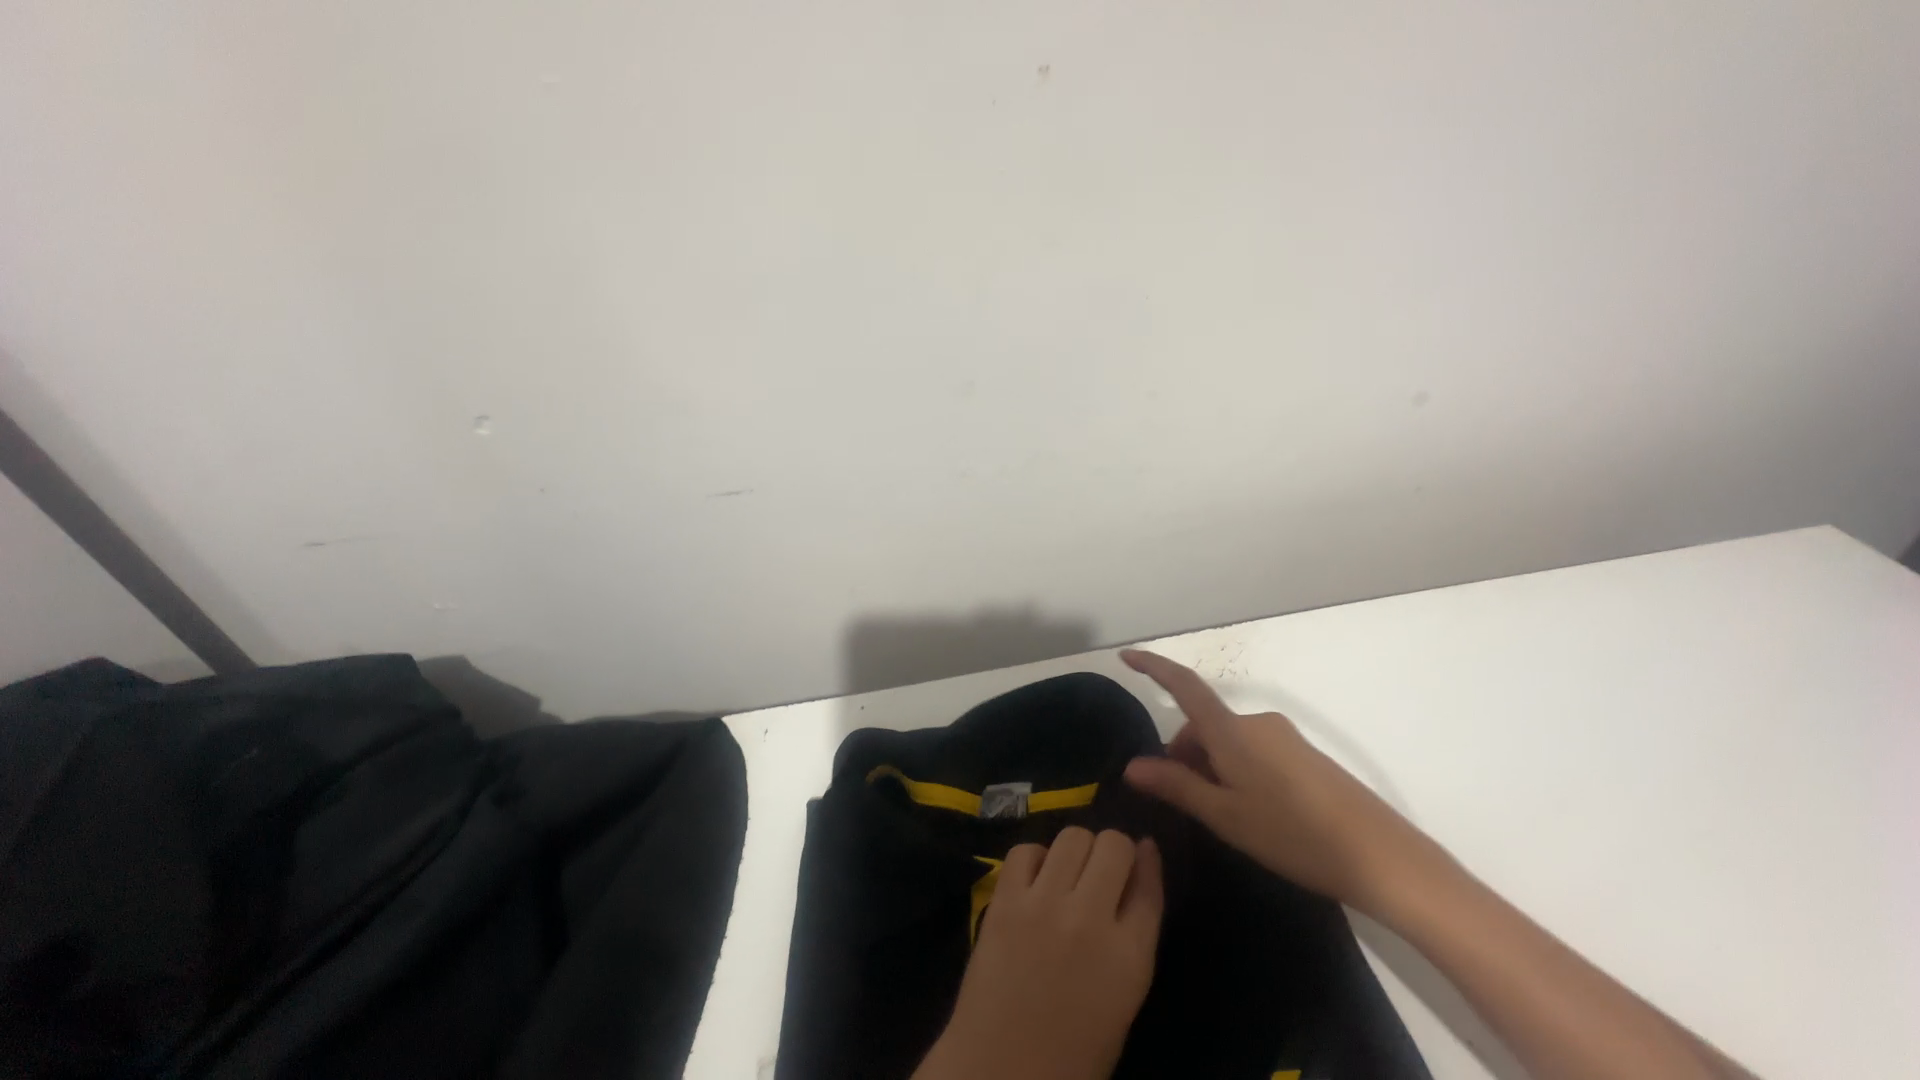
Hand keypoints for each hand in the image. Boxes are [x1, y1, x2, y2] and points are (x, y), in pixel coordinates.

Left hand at [912, 828, 1163, 1079]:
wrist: (1001, 1070)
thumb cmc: (1074, 1045)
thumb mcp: (1125, 994)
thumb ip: (1137, 929)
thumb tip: (1143, 862)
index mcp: (1130, 955)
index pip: (1149, 882)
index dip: (1146, 861)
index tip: (1141, 855)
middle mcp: (1090, 919)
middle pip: (1113, 845)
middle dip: (1112, 851)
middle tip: (1099, 874)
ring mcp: (1043, 906)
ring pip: (1072, 836)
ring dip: (1076, 849)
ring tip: (1067, 874)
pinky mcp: (1004, 903)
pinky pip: (1026, 850)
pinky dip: (1036, 858)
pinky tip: (1035, 881)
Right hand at [1119, 649, 1443, 913]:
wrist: (1378, 855)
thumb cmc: (1292, 834)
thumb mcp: (1225, 815)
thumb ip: (1177, 786)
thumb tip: (1132, 765)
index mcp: (1232, 732)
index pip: (1185, 687)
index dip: (1154, 669)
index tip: (1125, 656)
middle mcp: (1257, 723)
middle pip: (1204, 726)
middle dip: (1184, 755)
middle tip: (1185, 804)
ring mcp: (1284, 738)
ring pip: (1228, 743)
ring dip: (1211, 768)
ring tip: (1223, 818)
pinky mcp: (1304, 756)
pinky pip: (1253, 752)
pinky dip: (1236, 772)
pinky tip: (1253, 814)